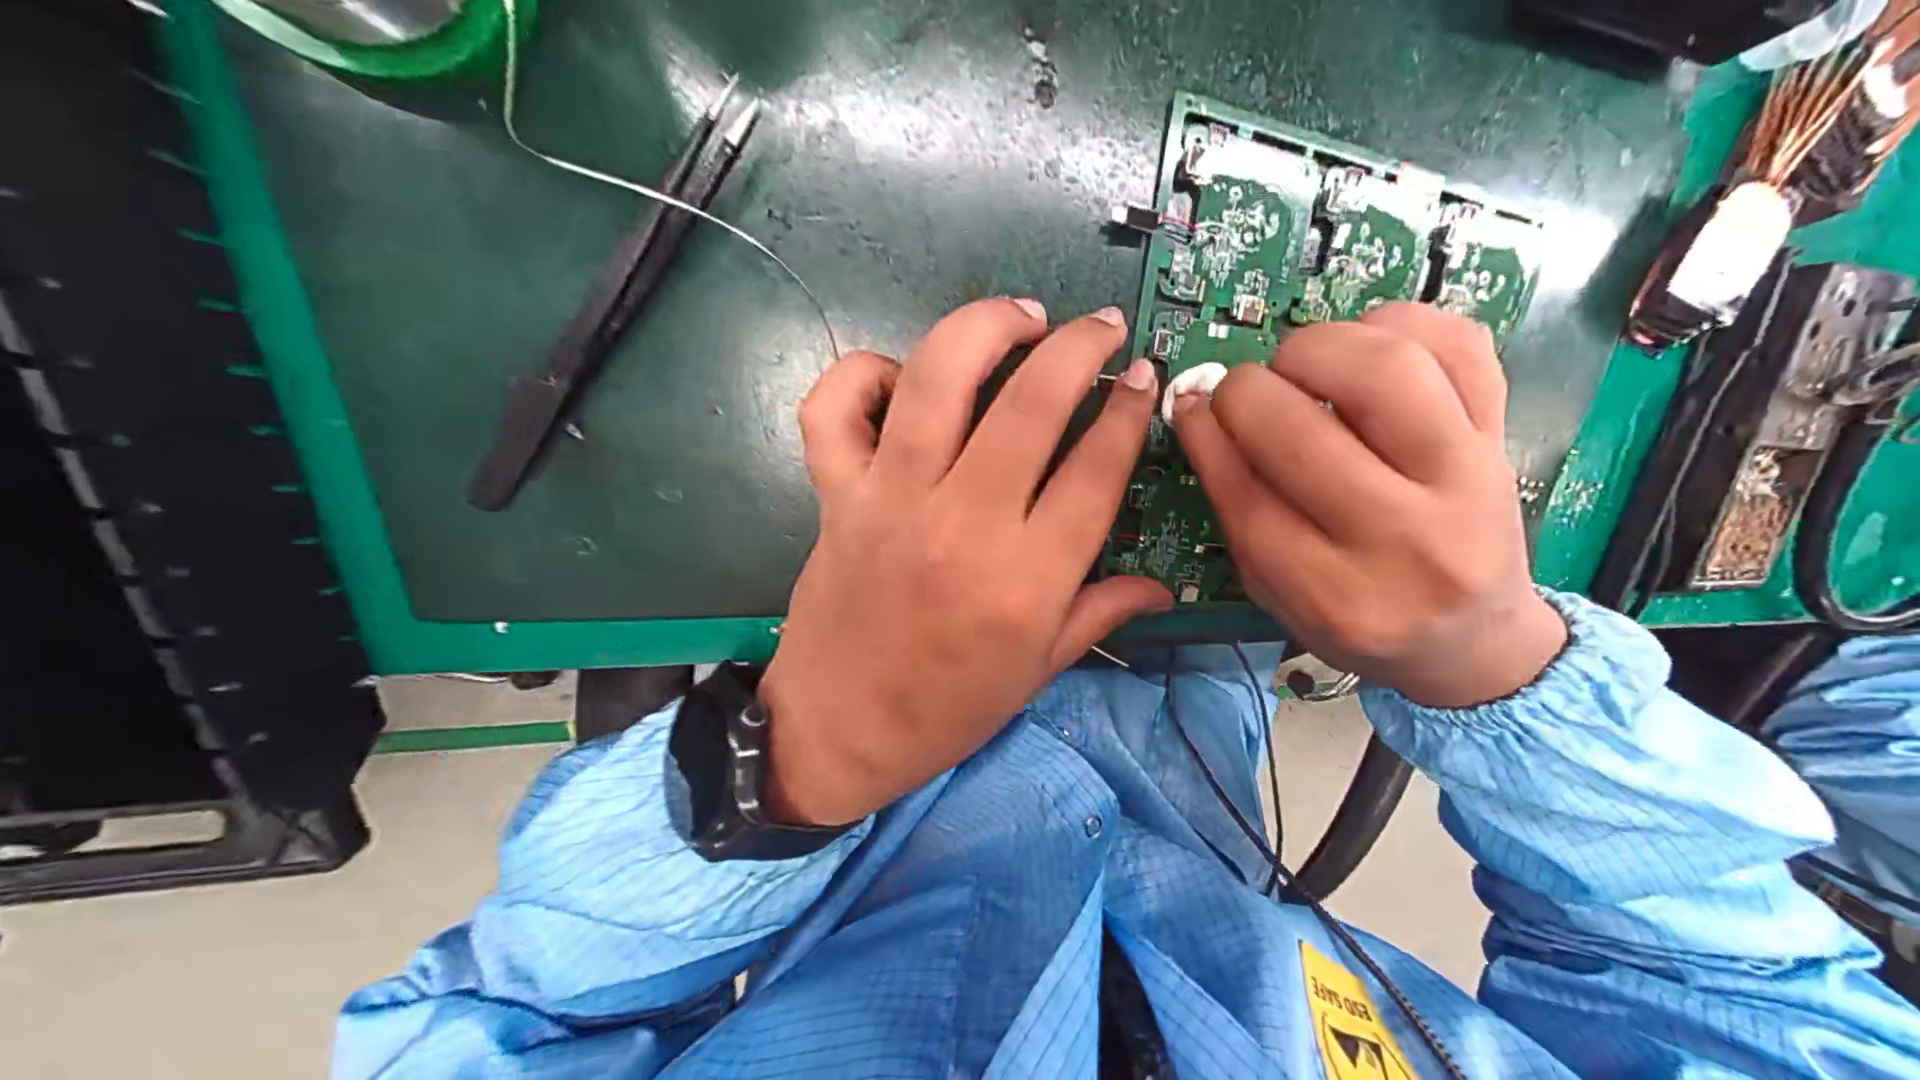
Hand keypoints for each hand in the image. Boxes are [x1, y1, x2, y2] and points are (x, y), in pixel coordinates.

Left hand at [759, 299, 1171, 824]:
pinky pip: (834, 408)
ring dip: (985, 327)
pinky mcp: (836, 496)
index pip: (1096, 468)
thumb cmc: (946, 710)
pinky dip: (863, 374)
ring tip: (1019, 319)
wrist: (838, 731)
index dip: (1129, 410)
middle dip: (1078, 347)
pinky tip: (900, 380)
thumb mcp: (1038, 671)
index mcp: (1027, 579)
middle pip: (1031, 403)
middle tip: (1100, 328)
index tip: (1143, 377)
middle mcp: (963, 526)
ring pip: (937, 379)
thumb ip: (1100, 613)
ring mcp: (891, 502)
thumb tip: (1161, 586)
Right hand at [1171, 303, 1565, 707]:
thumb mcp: (1277, 592)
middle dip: (1245, 392)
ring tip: (1298, 366)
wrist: (1475, 638)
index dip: (1204, 433)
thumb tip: (1200, 411)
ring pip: (1385, 369)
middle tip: (1241, 394)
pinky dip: (1396, 325)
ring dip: (1316, 348)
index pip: (1247, 494)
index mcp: (1335, 594)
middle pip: (1301, 432)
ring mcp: (1469, 480)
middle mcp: (1406, 539)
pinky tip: (1361, 348)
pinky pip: (1459, 344)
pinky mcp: (1503, 436)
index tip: (1189, 405)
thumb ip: (1236, 509)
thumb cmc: (1359, 621)